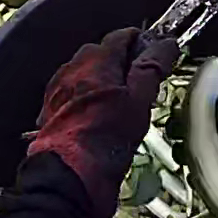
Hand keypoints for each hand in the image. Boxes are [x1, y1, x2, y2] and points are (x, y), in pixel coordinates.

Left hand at [26, 28, 179, 217]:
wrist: (67, 181)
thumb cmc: (105, 139)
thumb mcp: (139, 101)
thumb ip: (152, 68)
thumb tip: (167, 44)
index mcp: (96, 60)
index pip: (122, 36)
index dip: (143, 42)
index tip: (156, 55)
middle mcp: (73, 69)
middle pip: (103, 54)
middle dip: (123, 64)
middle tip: (143, 85)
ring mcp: (58, 90)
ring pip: (87, 75)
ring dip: (105, 83)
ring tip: (123, 106)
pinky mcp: (50, 111)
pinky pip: (74, 95)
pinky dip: (89, 100)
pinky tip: (101, 120)